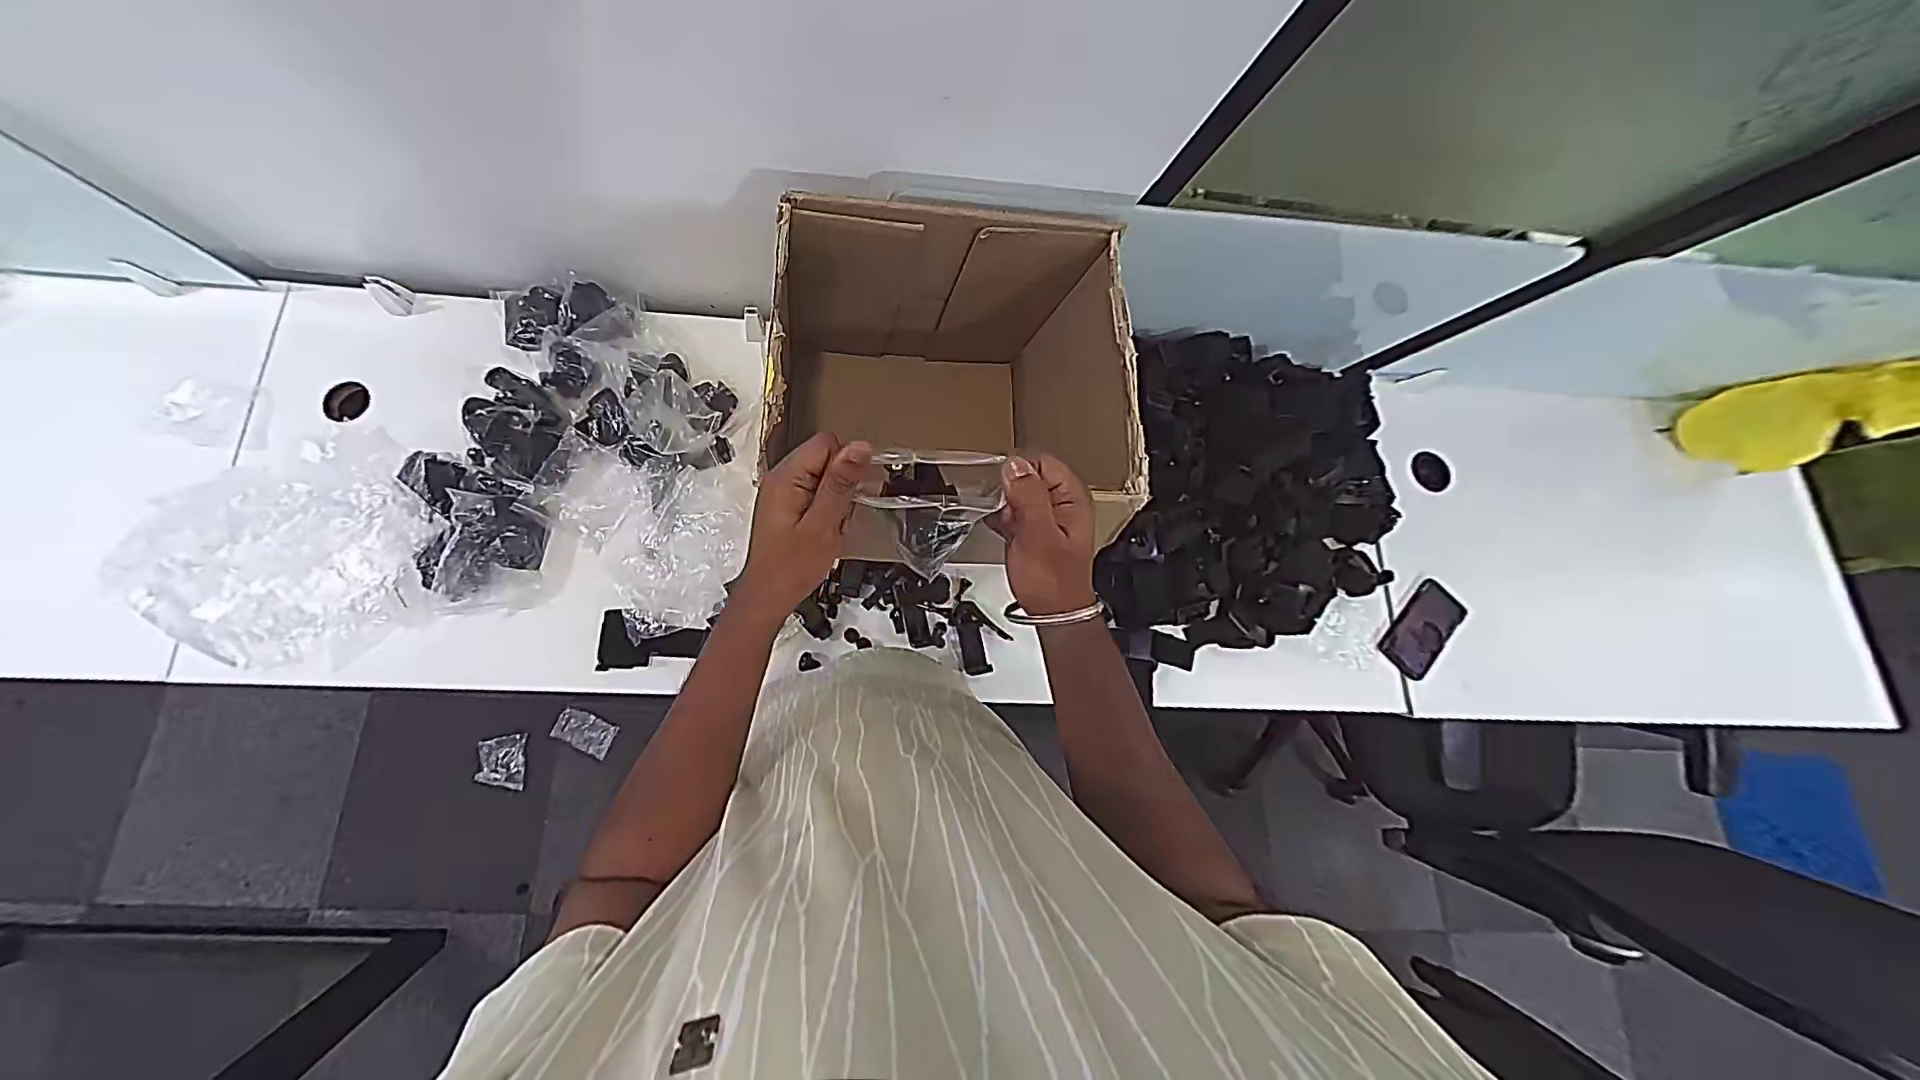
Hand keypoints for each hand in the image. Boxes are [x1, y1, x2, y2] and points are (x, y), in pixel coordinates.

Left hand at [735, 433, 871, 616]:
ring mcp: (783, 492)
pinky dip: (828, 510)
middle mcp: (780, 479)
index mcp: (786, 477)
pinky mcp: (788, 505)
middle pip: (826, 458)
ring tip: (830, 526)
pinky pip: (818, 494)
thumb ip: (841, 483)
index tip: (851, 493)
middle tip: (839, 516)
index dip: (847, 465)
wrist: (769, 596)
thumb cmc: (790, 568)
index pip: (827, 443)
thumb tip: (859, 448)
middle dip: (843, 485)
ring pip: (825, 477)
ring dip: (837, 500)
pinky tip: (825, 530)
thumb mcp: (824, 524)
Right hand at [989, 452, 1097, 615]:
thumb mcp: (1037, 534)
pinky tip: (998, 528)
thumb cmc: (1052, 582)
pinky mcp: (1034, 530)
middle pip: (1028, 476)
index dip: (1018, 471)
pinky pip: (1014, 512)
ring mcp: (1048, 517)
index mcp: (1072, 498)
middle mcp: (1063, 504)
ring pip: (1018, 494)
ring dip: (1005, 505)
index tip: (1004, 488)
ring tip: (1006, 525)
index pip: (1041, 461)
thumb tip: (1015, 465)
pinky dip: (1003, 517)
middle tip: (1007, 513)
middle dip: (1010, 490)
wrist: (1052, 613)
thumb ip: (1027, 496)